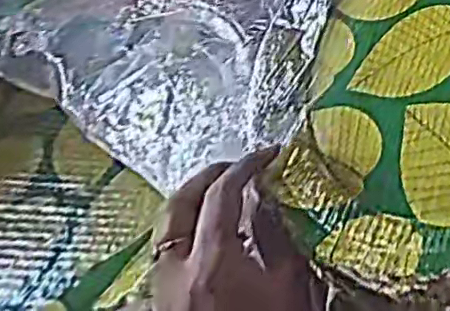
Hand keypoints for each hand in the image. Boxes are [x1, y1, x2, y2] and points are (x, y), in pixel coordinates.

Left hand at [151, 147, 316, 310]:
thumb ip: (274, 231)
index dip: (248, 164)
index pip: (222, 192)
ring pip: (164, 233)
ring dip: (193, 204)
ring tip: (225, 196)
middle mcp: (175, 274)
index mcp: (212, 261)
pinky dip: (188, 234)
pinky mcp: (161, 308)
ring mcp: (161, 294)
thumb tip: (268, 193)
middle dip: (207, 177)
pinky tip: (214, 237)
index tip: (271, 153)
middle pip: (177, 207)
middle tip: (238, 165)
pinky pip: (166, 258)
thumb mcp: (288, 277)